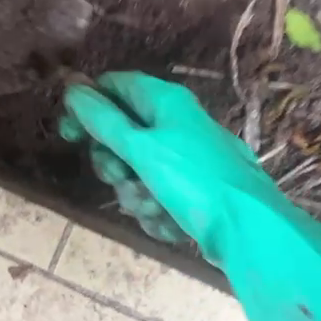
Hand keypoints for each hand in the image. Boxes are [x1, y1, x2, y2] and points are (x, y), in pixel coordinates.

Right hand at [61, 72, 270, 253]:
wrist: (252, 233)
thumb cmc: (194, 181)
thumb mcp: (141, 149)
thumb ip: (102, 120)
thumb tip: (72, 88)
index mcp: (165, 102)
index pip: (113, 86)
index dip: (87, 106)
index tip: (68, 135)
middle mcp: (174, 124)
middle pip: (120, 134)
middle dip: (114, 162)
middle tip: (120, 176)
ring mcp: (183, 160)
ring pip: (134, 171)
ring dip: (136, 194)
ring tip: (155, 207)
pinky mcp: (190, 192)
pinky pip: (154, 196)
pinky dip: (156, 212)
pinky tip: (171, 222)